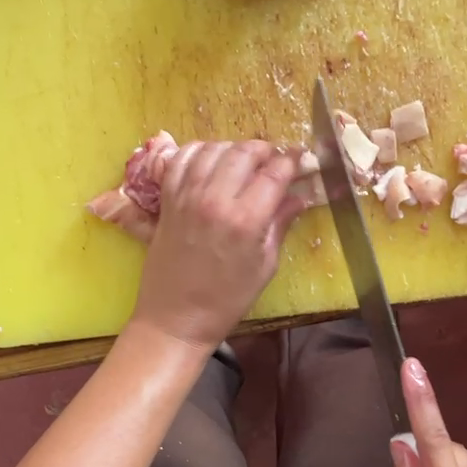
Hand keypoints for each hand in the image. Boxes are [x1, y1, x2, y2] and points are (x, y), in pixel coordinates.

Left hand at [131, 141, 305, 352]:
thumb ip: (280, 224)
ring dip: (233, 148)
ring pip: (213, 149)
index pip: (275, 173)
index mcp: (246, 221)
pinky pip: (181, 160)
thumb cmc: (226, 300)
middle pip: (244, 153)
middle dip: (264, 150)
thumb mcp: (264, 265)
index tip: (299, 158)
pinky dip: (199, 151)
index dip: (291, 160)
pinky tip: (211, 159)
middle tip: (273, 159)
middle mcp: (215, 201)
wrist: (176, 318)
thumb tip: (299, 197)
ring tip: (244, 159)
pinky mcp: (167, 200)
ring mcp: (187, 197)